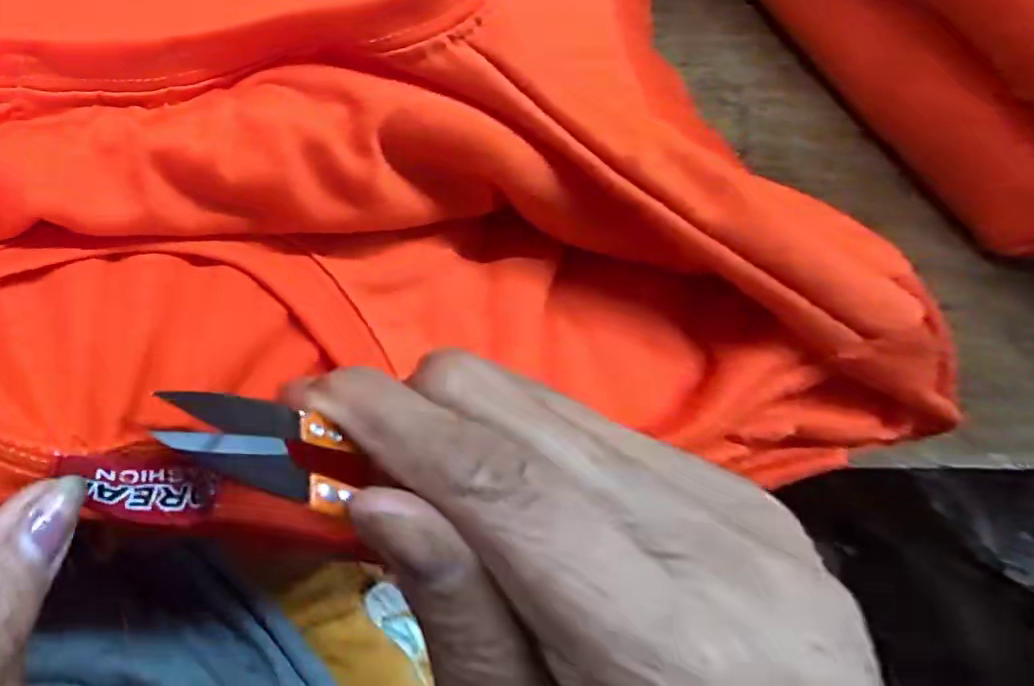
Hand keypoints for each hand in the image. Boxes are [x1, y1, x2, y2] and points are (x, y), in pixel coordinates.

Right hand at [298, 352, 880, 685]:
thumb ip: (455, 615)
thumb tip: (368, 495)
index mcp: (672, 644)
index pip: (497, 482)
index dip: (386, 422)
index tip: (300, 395)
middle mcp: (715, 545)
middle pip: (499, 405)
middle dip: (401, 410)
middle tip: (347, 452)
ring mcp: (734, 502)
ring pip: (524, 389)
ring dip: (444, 416)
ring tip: (416, 469)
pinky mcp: (731, 483)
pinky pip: (567, 411)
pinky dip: (503, 432)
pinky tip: (500, 487)